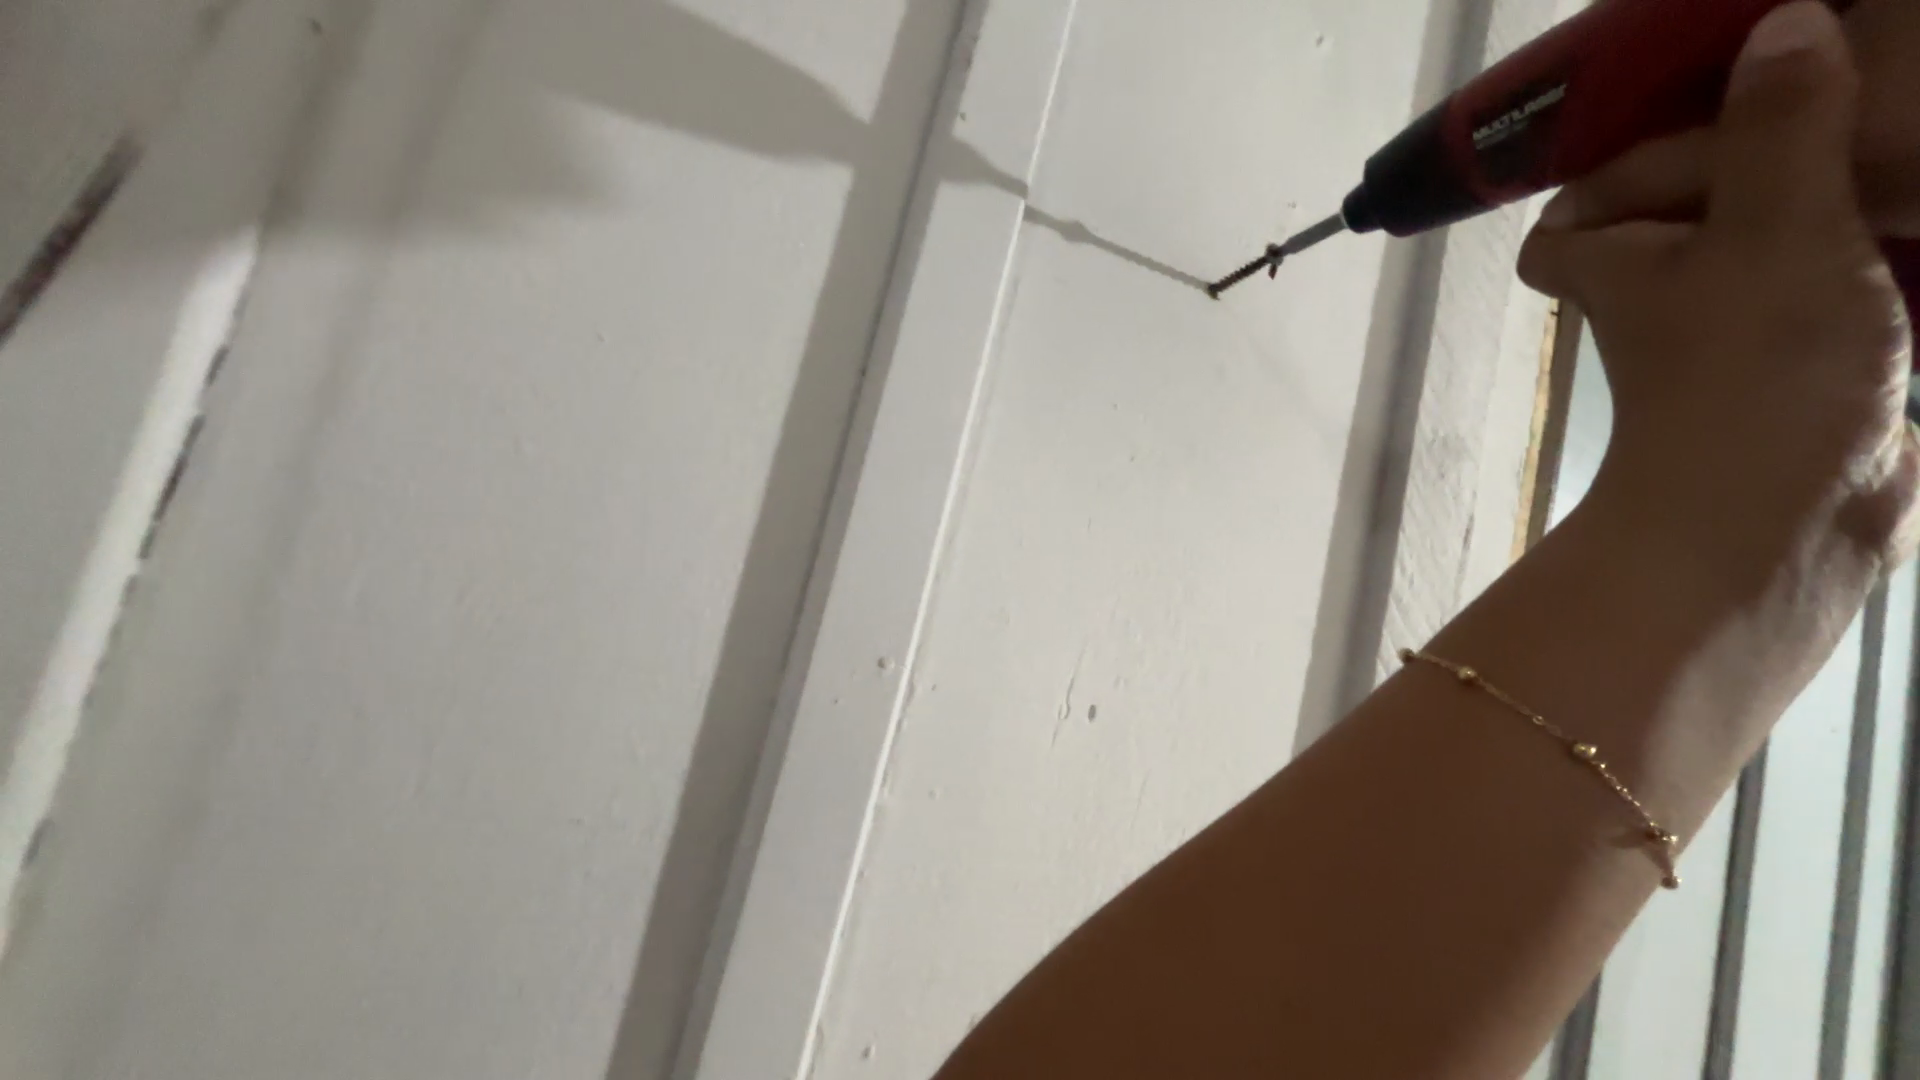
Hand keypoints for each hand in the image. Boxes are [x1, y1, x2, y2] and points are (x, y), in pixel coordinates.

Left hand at [1520, 2, 1918, 594]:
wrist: (1779, 512)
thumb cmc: (1749, 369)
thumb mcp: (1769, 229)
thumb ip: (1773, 132)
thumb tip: (1776, 28)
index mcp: (1611, 258)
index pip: (1569, 212)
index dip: (1611, 171)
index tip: (1692, 114)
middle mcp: (1652, 290)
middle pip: (1674, 210)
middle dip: (1750, 159)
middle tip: (1834, 97)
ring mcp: (1721, 324)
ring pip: (1757, 236)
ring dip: (1821, 192)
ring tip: (1894, 134)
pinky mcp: (1793, 353)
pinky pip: (1821, 276)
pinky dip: (1864, 243)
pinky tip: (1912, 214)